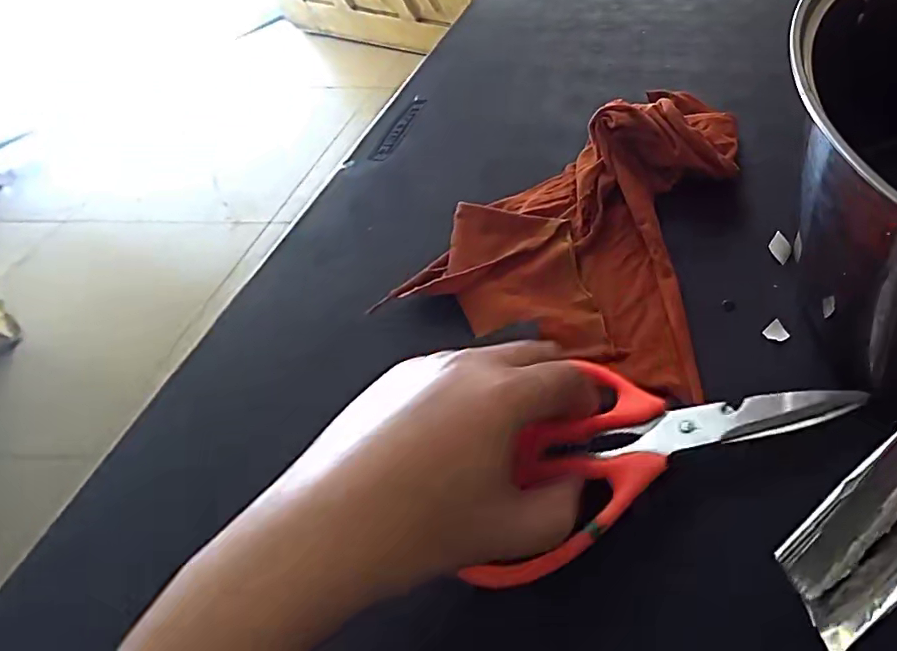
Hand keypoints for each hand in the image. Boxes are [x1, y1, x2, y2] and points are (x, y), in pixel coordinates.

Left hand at [264, 339, 598, 585]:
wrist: (305, 545)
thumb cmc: (413, 533)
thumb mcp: (510, 531)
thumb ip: (568, 504)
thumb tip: (582, 483)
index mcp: (507, 392)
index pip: (573, 376)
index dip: (591, 397)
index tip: (587, 422)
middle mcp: (472, 365)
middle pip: (541, 353)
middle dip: (558, 381)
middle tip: (552, 423)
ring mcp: (429, 365)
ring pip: (496, 358)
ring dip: (515, 382)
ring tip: (496, 432)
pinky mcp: (393, 378)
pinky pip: (453, 369)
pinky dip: (470, 389)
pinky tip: (445, 437)